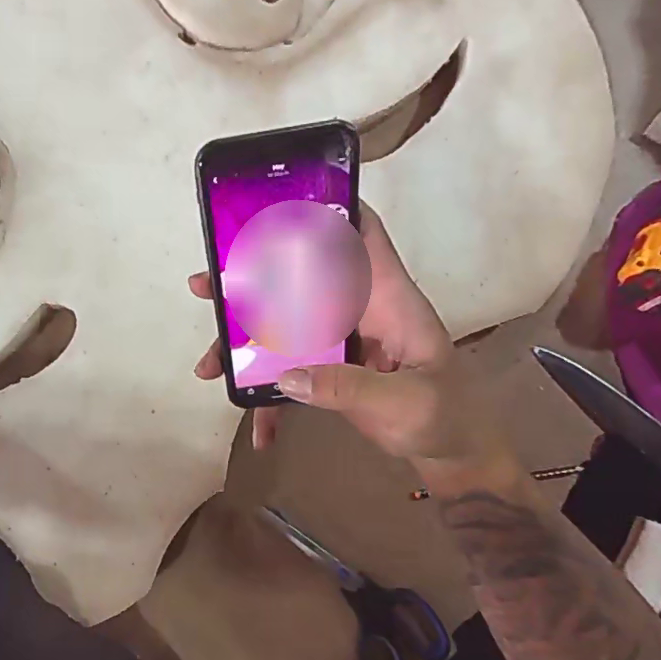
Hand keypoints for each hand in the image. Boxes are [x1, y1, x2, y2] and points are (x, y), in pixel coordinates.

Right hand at [190, 202, 491, 460]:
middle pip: (300, 280)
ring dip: (244, 345)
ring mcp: (341, 341)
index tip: (274, 205)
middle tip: (206, 286)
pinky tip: (259, 432)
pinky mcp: (331, 369)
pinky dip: (271, 398)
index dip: (327, 208)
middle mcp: (358, 310)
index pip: (362, 234)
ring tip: (208, 367)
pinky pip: (291, 372)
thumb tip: (285, 378)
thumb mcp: (404, 403)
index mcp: (387, 298)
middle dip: (250, 281)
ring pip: (284, 327)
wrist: (455, 454)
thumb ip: (348, 389)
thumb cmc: (446, 416)